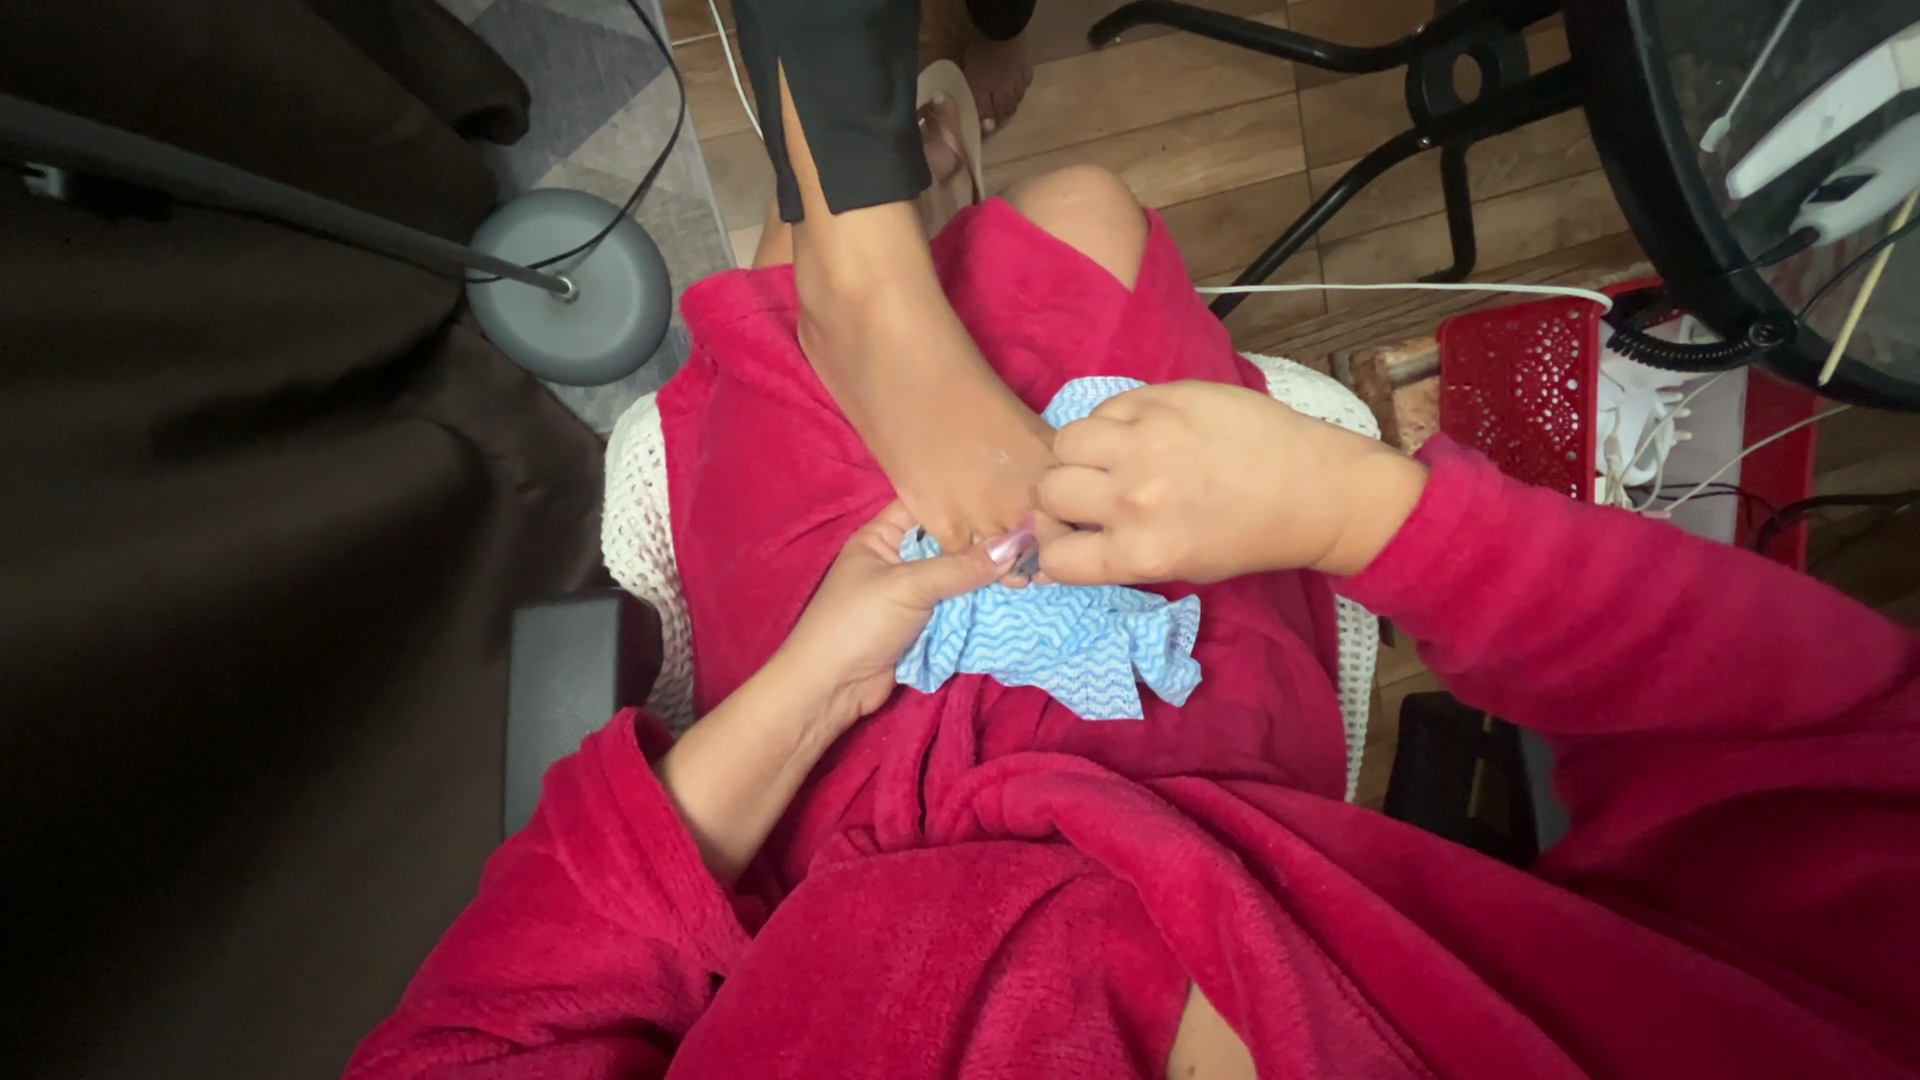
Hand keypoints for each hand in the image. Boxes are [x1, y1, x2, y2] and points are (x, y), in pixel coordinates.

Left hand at [773, 501, 1019, 730]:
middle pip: (949, 543)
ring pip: (958, 577)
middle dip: (985, 543)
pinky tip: (1014, 593)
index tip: (1008, 495)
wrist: (831, 689)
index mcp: (882, 536)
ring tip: (1031, 569)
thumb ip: (961, 566)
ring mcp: (912, 593)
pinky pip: (958, 606)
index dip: (964, 500)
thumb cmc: (857, 622)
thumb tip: (1015, 544)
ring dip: (988, 576)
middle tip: (1032, 539)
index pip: (927, 505)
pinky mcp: (924, 624)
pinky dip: (982, 603)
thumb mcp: (908, 586)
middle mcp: (898, 559)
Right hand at [1035, 381, 1427, 584]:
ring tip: (1110, 455)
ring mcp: (1146, 443)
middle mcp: (1133, 500)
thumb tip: (1051, 556)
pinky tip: (1141, 431)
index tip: (1069, 536)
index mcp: (1141, 553)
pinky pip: (1104, 408)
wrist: (1313, 488)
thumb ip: (1114, 557)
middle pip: (1048, 490)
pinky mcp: (1162, 400)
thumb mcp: (1175, 567)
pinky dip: (1112, 422)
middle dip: (1059, 495)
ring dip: (1079, 452)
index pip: (1055, 557)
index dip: (1054, 547)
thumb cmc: (1245, 537)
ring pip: (1065, 441)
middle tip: (1086, 491)